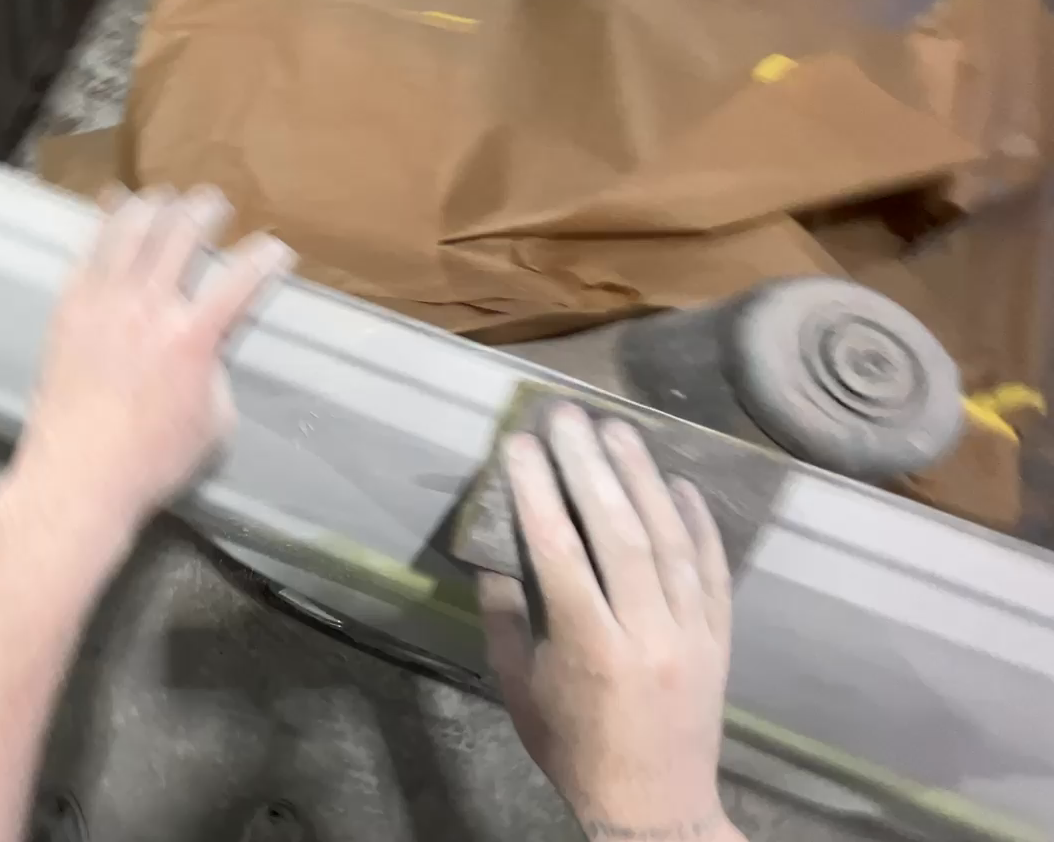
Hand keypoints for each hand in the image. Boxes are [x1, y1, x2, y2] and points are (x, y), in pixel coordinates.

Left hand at [5, 187, 293, 535]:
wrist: (78, 474)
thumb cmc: (152, 459)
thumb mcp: (214, 424)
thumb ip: (217, 376)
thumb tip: (208, 355)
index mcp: (192, 337)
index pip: (241, 280)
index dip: (265, 258)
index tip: (276, 249)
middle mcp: (149, 306)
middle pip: (181, 236)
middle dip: (205, 210)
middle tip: (214, 202)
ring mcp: (103, 303)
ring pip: (130, 232)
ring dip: (152, 206)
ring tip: (163, 196)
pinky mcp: (69, 309)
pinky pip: (87, 252)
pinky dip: (102, 224)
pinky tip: (110, 211)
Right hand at [478, 405, 738, 841]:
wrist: (657, 809)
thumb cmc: (569, 742)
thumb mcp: (516, 681)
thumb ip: (504, 612)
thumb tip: (498, 552)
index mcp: (587, 646)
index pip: (558, 551)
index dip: (537, 492)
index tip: (518, 444)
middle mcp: (647, 632)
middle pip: (618, 533)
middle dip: (589, 466)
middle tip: (567, 416)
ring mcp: (692, 635)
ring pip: (669, 542)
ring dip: (641, 478)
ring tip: (618, 429)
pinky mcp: (720, 641)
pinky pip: (714, 573)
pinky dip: (698, 523)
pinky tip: (679, 483)